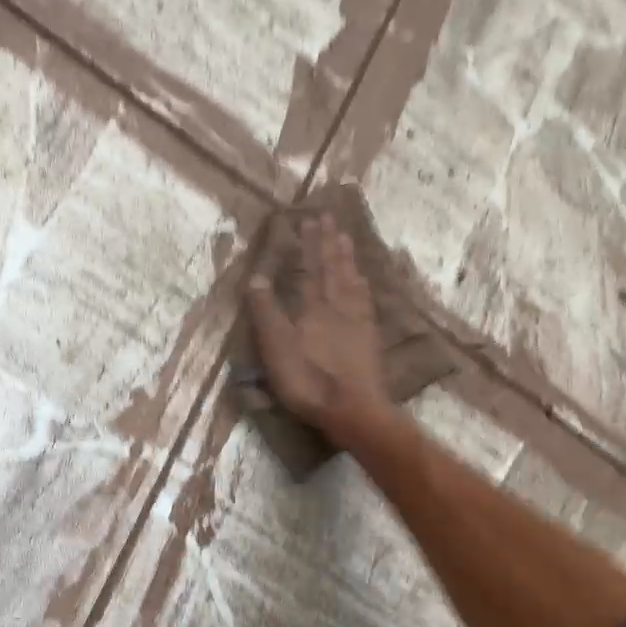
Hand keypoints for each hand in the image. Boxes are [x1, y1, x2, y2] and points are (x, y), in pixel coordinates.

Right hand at [246, 214, 401, 450]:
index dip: (307, 244)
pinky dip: (362, 285)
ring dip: (348, 258)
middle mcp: (337, 306)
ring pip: (352, 280)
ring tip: (347, 238)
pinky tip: (363, 281)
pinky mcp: (369, 338)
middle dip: (329, 242)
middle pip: (333, 268)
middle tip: (330, 217)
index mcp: (313, 307)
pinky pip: (366, 301)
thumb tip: (256, 277)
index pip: (309, 268)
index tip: (308, 219)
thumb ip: (266, 313)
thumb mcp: (276, 348)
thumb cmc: (308, 380)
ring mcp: (357, 321)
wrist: (354, 409)